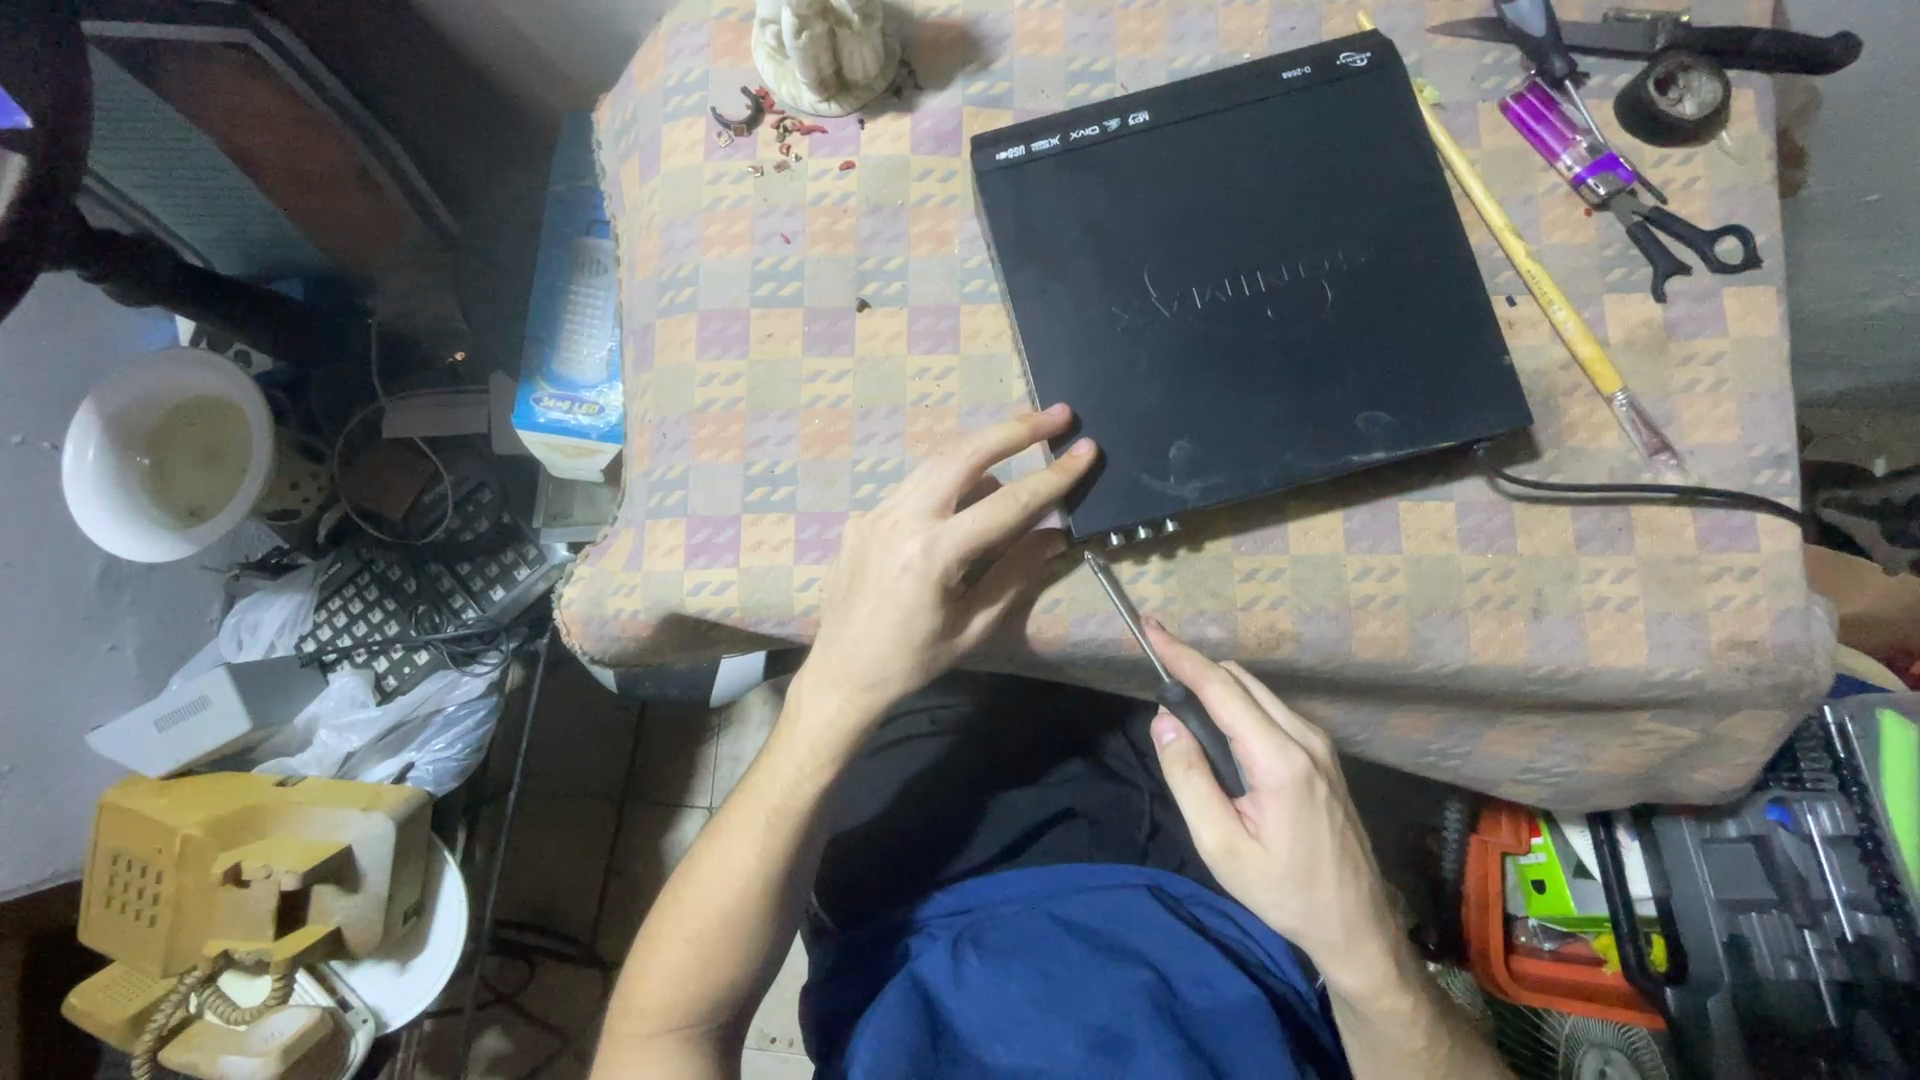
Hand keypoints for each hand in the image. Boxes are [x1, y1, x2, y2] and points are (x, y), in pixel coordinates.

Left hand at [798, 404, 1097, 722]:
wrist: (841, 674)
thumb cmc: (912, 661)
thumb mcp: (973, 627)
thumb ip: (1016, 574)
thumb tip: (1057, 534)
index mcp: (932, 555)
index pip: (1007, 504)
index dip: (1052, 478)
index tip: (1086, 451)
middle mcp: (901, 520)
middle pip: (966, 455)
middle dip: (1016, 429)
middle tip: (1058, 415)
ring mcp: (875, 513)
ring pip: (937, 463)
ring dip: (982, 452)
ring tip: (1021, 452)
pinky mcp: (861, 518)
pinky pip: (913, 488)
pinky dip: (947, 485)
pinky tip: (965, 503)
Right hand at [1144, 621, 1405, 995]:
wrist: (1355, 922)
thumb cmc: (1282, 889)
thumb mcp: (1219, 845)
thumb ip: (1188, 778)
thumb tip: (1164, 721)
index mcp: (1279, 759)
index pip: (1220, 687)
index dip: (1181, 655)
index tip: (1149, 628)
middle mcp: (1304, 738)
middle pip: (1239, 680)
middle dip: (1194, 668)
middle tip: (1155, 680)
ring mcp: (1319, 744)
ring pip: (1256, 692)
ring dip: (1215, 687)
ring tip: (1180, 712)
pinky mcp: (1322, 754)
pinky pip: (1270, 710)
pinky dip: (1236, 706)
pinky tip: (1218, 734)